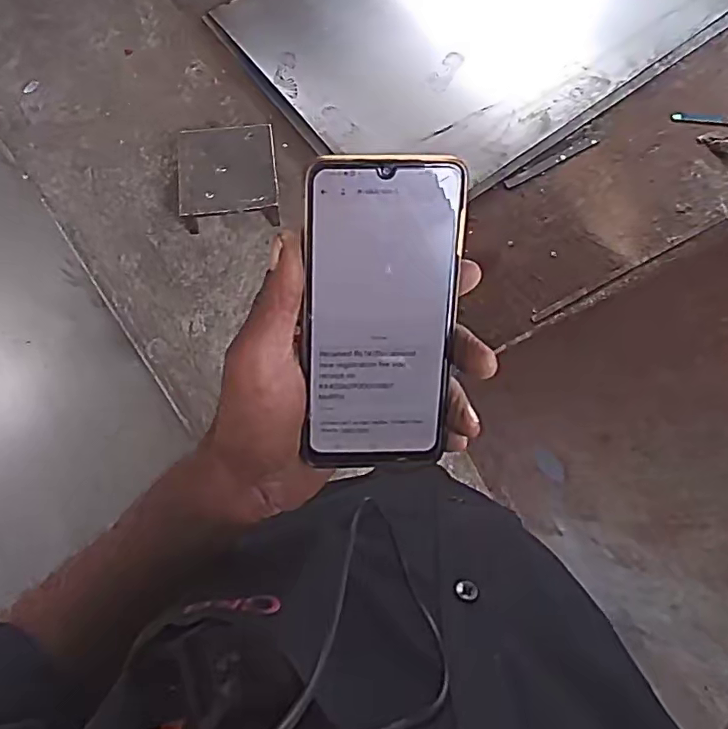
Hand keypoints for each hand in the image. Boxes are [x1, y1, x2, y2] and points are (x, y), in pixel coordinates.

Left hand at [198, 230, 499, 518]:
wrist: (253, 485)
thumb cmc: (248, 417)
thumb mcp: (258, 353)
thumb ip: (276, 302)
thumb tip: (287, 243)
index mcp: (327, 319)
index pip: (379, 284)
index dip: (419, 273)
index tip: (452, 265)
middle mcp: (353, 344)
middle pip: (417, 329)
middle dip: (456, 338)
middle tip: (478, 353)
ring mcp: (368, 381)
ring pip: (425, 372)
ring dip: (455, 387)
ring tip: (468, 412)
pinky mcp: (375, 414)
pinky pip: (418, 412)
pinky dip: (442, 421)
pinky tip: (455, 432)